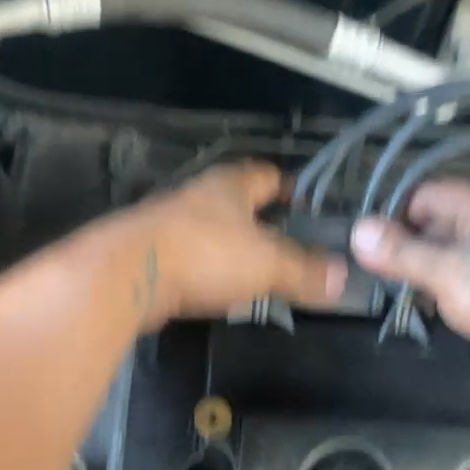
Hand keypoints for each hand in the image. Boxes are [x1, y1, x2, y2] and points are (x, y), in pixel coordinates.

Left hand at [117, 163, 345, 328]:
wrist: (125, 275)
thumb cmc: (204, 256)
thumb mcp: (267, 264)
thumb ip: (305, 272)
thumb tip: (344, 280)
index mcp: (229, 186)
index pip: (268, 175)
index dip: (291, 190)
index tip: (308, 210)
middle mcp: (196, 197)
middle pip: (235, 204)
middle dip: (259, 224)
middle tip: (285, 250)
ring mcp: (166, 226)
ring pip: (208, 233)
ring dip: (228, 251)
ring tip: (253, 277)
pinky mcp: (146, 257)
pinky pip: (185, 262)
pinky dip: (202, 275)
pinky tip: (211, 294)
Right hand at [351, 180, 469, 392]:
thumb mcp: (446, 274)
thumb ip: (402, 255)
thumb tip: (359, 230)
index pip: (426, 194)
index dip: (394, 216)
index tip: (369, 248)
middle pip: (444, 227)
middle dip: (412, 251)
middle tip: (383, 282)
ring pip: (465, 258)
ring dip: (438, 278)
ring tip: (412, 303)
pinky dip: (465, 296)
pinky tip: (455, 318)